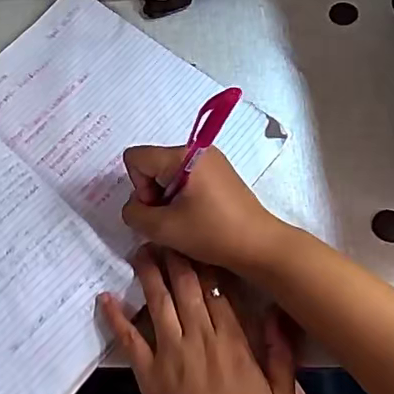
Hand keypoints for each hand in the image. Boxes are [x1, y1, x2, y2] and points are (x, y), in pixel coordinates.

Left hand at [100, 247, 296, 393]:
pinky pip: (128, 339)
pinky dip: (115, 316)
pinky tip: (104, 296)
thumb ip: (280, 348)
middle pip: (185, 286)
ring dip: (149, 272)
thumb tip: (278, 309)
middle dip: (175, 255)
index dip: (207, 260)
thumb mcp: (282, 393)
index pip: (218, 288)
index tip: (199, 237)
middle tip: (165, 230)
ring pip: (158, 301)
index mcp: (233, 341)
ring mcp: (169, 354)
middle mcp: (199, 338)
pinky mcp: (146, 373)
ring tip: (140, 247)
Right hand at [121, 146, 293, 275]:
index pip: (136, 158)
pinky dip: (184, 199)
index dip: (139, 187)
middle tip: (172, 220)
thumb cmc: (212, 233)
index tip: (160, 208)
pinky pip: (186, 179)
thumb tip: (135, 206)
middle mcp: (197, 149)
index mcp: (183, 154)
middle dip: (154, 194)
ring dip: (168, 199)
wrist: (259, 245)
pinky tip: (198, 218)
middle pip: (153, 165)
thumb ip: (134, 213)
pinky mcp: (220, 174)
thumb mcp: (162, 228)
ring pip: (168, 174)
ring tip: (186, 221)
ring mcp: (211, 161)